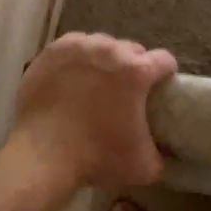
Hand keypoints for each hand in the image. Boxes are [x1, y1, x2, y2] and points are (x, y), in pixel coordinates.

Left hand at [9, 33, 175, 189]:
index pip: (164, 60)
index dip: (165, 72)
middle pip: (133, 49)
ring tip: (97, 80)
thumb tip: (167, 152)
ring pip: (103, 43)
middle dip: (134, 65)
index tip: (160, 86)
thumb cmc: (97, 158)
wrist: (43, 155)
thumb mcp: (144, 167)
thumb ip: (162, 155)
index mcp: (137, 72)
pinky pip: (75, 44)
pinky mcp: (54, 51)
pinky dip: (79, 56)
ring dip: (106, 58)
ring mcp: (80, 47)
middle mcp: (111, 50)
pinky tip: (75, 73)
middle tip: (125, 90)